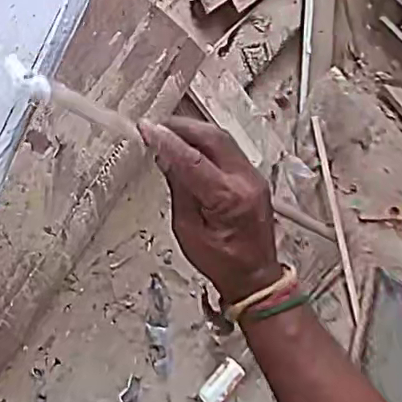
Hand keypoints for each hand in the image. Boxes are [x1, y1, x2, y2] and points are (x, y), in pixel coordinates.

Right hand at [140, 117, 281, 301]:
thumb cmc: (223, 261)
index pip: (192, 159)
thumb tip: (166, 159)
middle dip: (180, 127)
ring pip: (221, 138)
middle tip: (154, 126)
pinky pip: (226, 148)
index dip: (166, 141)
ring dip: (192, 131)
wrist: (255, 275)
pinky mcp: (252, 176)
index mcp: (229, 198)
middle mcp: (246, 182)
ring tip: (166, 132)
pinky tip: (186, 144)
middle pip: (212, 137)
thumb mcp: (187, 228)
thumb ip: (179, 190)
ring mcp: (253, 176)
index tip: (147, 130)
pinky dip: (203, 141)